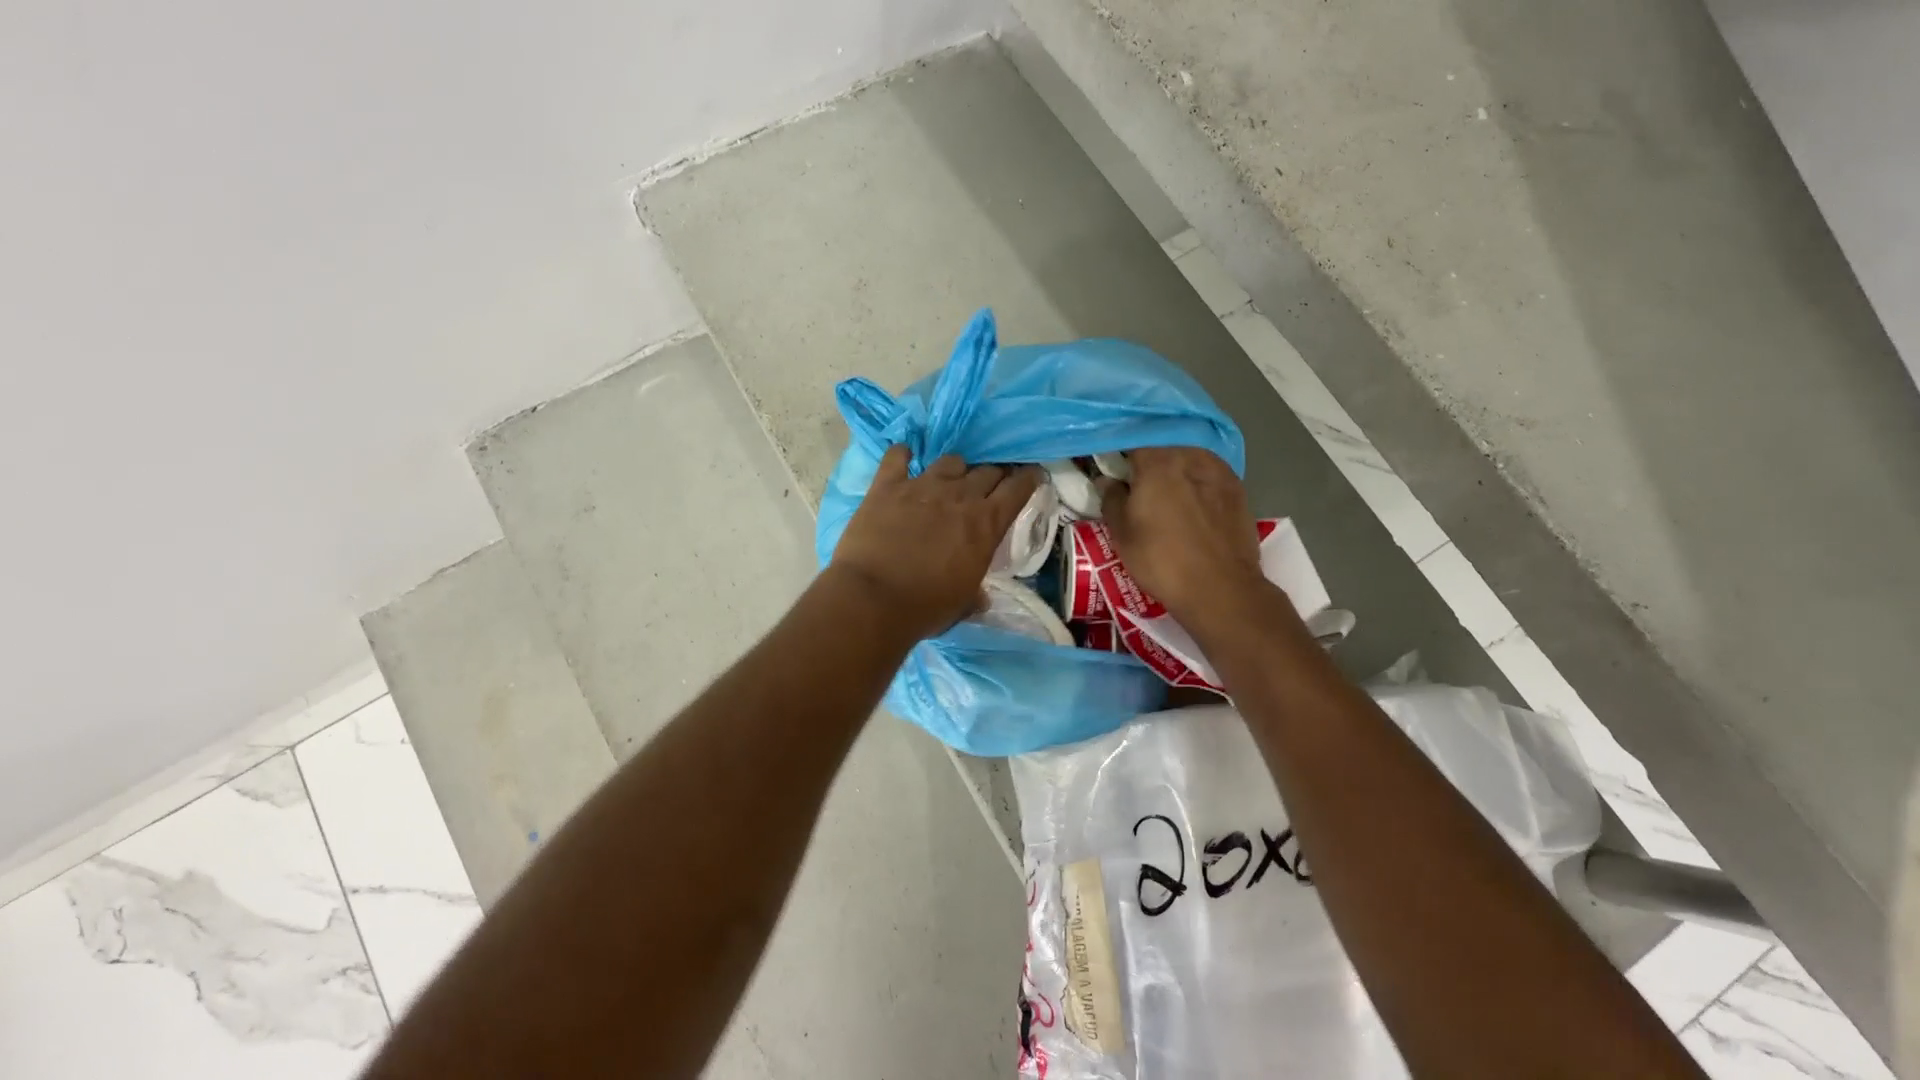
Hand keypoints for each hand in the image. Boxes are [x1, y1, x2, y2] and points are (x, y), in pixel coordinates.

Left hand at [829, 446, 1042, 641]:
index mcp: (986, 523)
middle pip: (987, 470)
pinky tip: (904, 459)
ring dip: (956, 469)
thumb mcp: (963, 603)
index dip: (1028, 479)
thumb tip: (980, 598)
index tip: (1031, 476)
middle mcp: (959, 496)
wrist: (873, 599)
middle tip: (989, 486)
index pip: (1018, 487)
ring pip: (950, 460)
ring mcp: (922, 485)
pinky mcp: (887, 485)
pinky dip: (904, 455)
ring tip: (949, 480)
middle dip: (993, 476)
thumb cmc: (925, 607)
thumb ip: (975, 592)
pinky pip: (898, 456)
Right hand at [1097, 447, 1272, 628]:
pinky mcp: (1239, 489)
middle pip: (1163, 448)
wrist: (1220, 588)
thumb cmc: (1161, 559)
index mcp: (1157, 461)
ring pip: (1189, 460)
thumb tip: (1109, 481)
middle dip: (1149, 462)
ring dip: (1176, 471)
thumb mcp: (1122, 534)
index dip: (1120, 456)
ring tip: (1168, 496)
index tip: (1113, 472)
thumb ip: (1112, 499)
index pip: (1131, 442)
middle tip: (1140, 487)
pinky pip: (1209, 477)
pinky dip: (1198, 484)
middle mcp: (1190, 455)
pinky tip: (1194, 505)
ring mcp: (1219, 470)